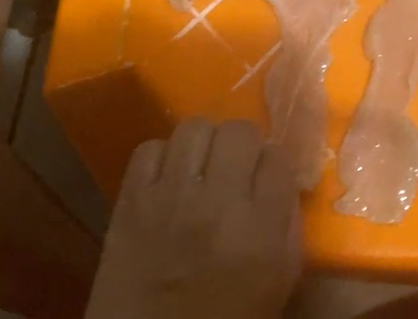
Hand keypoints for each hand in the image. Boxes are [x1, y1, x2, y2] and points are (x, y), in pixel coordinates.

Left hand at [86, 118, 302, 318]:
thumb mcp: (275, 288)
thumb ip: (286, 233)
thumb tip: (283, 185)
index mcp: (258, 233)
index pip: (278, 159)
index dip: (274, 163)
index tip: (267, 175)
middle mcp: (217, 204)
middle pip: (238, 131)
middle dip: (243, 145)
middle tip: (236, 166)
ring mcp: (170, 197)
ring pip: (194, 128)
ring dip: (203, 144)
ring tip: (200, 167)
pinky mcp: (130, 200)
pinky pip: (150, 148)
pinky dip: (162, 157)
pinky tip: (167, 179)